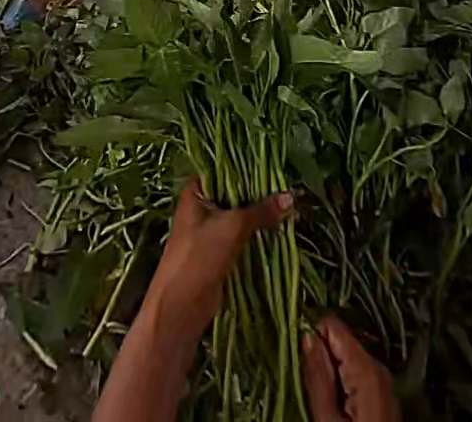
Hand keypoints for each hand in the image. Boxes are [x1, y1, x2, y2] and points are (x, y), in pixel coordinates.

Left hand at [144, 178, 292, 340]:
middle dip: (260, 191)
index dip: (249, 165)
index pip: (225, 167)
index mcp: (196, 190)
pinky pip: (243, 233)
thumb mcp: (232, 227)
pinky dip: (259, 231)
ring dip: (262, 213)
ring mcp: (210, 228)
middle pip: (235, 191)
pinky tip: (281, 226)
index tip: (276, 164)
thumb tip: (291, 197)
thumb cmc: (198, 257)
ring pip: (241, 213)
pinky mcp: (220, 249)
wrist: (180, 308)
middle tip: (289, 185)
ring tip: (291, 204)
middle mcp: (202, 204)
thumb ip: (261, 211)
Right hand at [302, 315, 398, 421]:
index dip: (312, 335)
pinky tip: (337, 400)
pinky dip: (342, 379)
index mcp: (366, 367)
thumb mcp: (328, 419)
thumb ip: (318, 376)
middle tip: (308, 379)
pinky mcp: (384, 395)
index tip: (300, 356)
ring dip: (331, 368)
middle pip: (340, 341)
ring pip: (347, 357)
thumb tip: (307, 334)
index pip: (332, 324)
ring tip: (321, 393)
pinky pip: (357, 373)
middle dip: (322, 354)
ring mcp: (384, 381)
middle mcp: (379, 366)